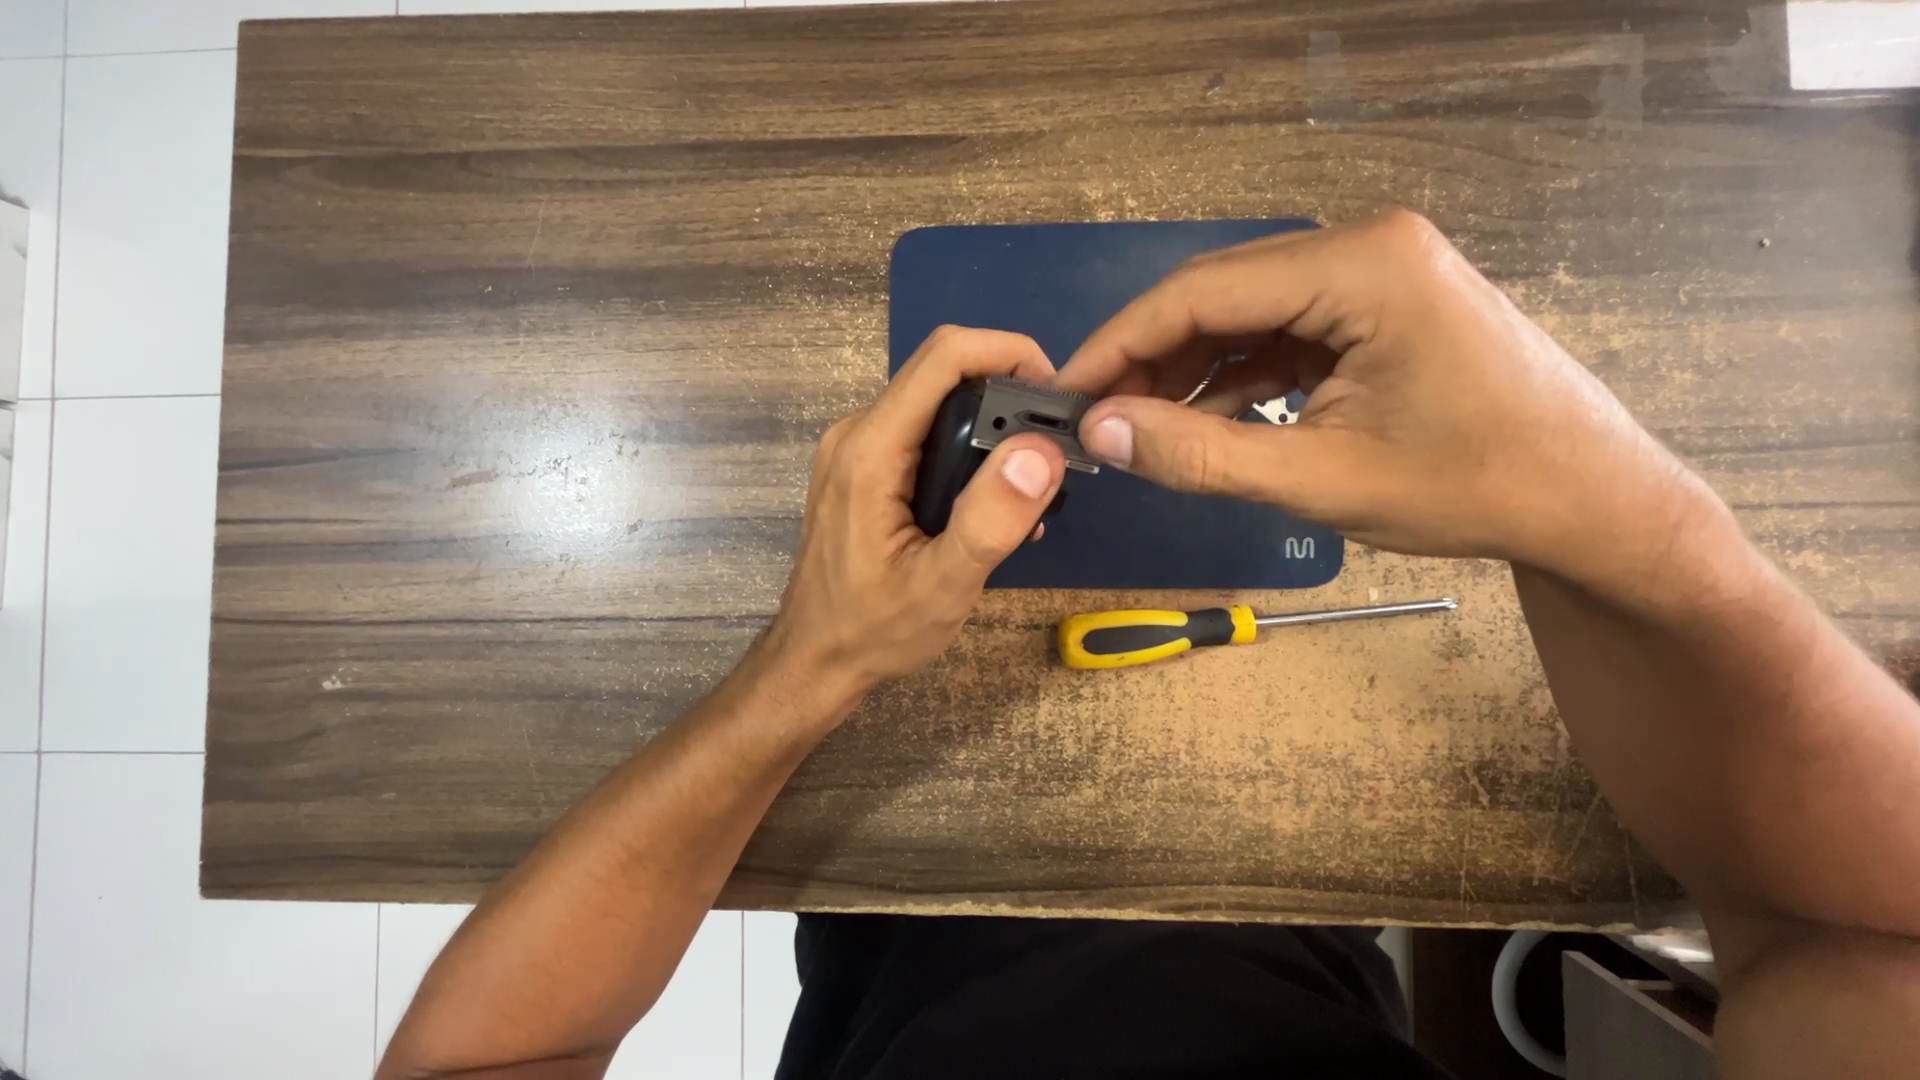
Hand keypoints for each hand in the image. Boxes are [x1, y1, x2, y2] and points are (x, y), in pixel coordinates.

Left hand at [762, 326, 1067, 710]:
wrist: (814, 660)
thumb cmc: (872, 630)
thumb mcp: (941, 586)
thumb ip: (990, 520)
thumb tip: (1041, 452)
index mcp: (871, 449)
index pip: (944, 356)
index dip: (1008, 352)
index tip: (1056, 393)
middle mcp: (859, 433)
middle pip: (944, 376)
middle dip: (1009, 397)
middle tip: (1056, 451)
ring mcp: (858, 451)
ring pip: (938, 407)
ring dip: (992, 433)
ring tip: (1034, 487)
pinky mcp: (865, 471)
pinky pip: (924, 438)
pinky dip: (967, 456)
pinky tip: (994, 505)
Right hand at [1055, 211, 1715, 584]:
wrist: (1593, 505)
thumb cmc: (1472, 489)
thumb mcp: (1321, 479)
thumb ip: (1198, 454)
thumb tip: (1098, 434)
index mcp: (1360, 266)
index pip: (1201, 292)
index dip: (1120, 345)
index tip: (1064, 394)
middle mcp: (1363, 248)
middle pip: (1218, 296)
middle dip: (1148, 359)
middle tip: (1093, 417)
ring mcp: (1372, 276)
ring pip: (1243, 317)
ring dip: (1186, 372)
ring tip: (1135, 427)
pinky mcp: (1375, 311)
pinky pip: (1278, 336)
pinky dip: (1232, 380)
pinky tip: (1198, 421)